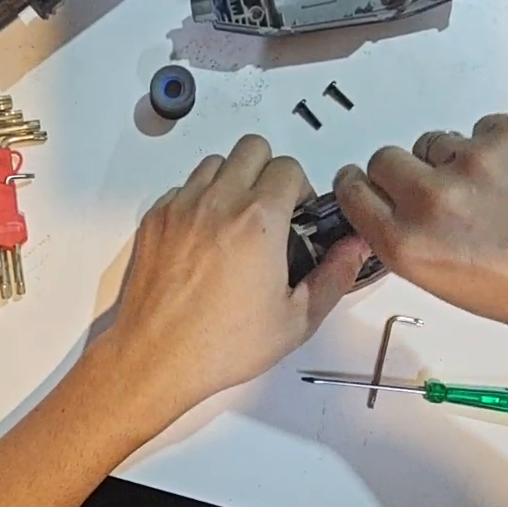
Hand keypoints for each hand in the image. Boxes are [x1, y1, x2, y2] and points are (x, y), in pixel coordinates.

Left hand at [94, 135, 368, 420]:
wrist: (156, 357)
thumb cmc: (219, 345)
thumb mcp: (295, 321)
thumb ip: (333, 277)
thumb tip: (353, 250)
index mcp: (258, 220)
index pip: (289, 168)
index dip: (300, 189)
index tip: (297, 214)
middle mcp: (217, 203)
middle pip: (251, 148)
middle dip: (267, 172)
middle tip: (270, 210)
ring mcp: (181, 208)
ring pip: (213, 163)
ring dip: (231, 181)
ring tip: (236, 222)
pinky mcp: (154, 221)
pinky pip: (182, 189)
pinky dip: (197, 200)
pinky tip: (204, 237)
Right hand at [334, 114, 507, 366]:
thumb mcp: (442, 281)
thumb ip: (405, 239)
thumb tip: (392, 205)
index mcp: (406, 243)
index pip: (352, 191)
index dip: (359, 185)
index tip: (366, 183)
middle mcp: (431, 198)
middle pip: (386, 158)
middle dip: (402, 172)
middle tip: (436, 189)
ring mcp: (474, 159)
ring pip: (436, 141)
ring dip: (451, 159)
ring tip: (492, 189)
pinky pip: (482, 127)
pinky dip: (494, 146)